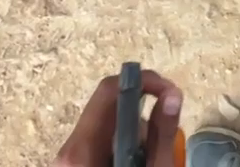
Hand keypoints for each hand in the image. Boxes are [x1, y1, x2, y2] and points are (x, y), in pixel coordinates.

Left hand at [53, 69, 182, 166]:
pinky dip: (121, 143)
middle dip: (141, 110)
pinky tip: (134, 161)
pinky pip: (99, 141)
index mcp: (80, 147)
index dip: (142, 80)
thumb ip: (162, 134)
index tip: (169, 91)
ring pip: (106, 124)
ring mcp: (67, 159)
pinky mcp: (73, 165)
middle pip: (108, 106)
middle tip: (164, 129)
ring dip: (133, 130)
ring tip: (149, 156)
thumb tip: (173, 93)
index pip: (109, 88)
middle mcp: (67, 148)